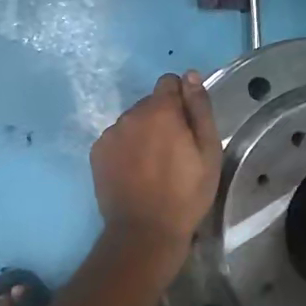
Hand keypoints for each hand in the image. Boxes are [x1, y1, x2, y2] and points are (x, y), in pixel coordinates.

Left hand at [90, 72, 221, 269]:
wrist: (144, 231)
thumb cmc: (186, 192)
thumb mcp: (208, 150)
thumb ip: (199, 108)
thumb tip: (190, 74)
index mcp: (161, 110)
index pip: (169, 82)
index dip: (182, 99)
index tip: (188, 125)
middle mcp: (131, 114)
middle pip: (150, 103)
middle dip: (163, 117)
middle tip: (175, 151)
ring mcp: (110, 133)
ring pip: (133, 121)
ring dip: (144, 132)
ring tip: (155, 165)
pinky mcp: (97, 152)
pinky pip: (117, 138)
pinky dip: (127, 148)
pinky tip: (136, 172)